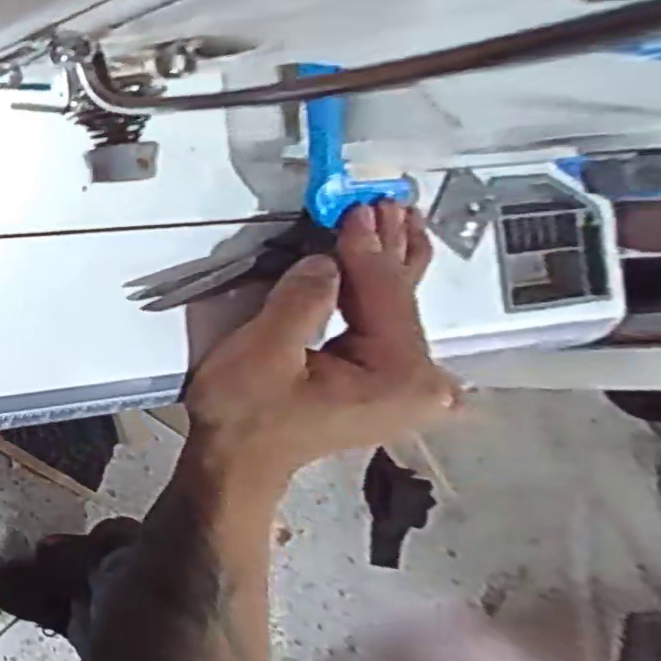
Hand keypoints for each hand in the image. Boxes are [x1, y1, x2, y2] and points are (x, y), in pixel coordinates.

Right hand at [181, 203, 458, 499]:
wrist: (237, 461)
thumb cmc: (246, 410)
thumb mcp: (264, 351)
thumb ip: (301, 300)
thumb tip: (326, 260)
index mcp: (399, 375)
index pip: (383, 295)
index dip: (365, 247)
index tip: (357, 205)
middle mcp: (422, 382)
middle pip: (402, 300)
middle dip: (391, 248)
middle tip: (388, 200)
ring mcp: (409, 386)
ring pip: (398, 310)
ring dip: (388, 264)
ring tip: (393, 220)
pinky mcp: (387, 384)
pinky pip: (387, 326)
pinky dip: (379, 290)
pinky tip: (382, 265)